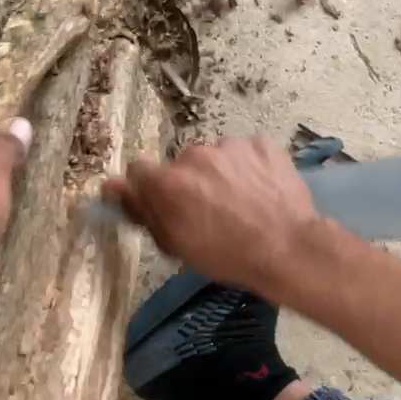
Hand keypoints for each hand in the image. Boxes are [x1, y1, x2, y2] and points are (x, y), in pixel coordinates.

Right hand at [102, 137, 319, 297]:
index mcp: (169, 182)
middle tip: (210, 211)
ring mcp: (231, 146)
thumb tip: (111, 185)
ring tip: (242, 203)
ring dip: (220, 174)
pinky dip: (248, 168)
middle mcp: (194, 155)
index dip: (149, 188)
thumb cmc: (227, 256)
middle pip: (180, 166)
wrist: (289, 249)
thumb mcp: (176, 244)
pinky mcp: (262, 144)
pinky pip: (245, 153)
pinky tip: (262, 191)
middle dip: (189, 184)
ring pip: (214, 158)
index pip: (138, 170)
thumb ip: (141, 210)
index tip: (164, 205)